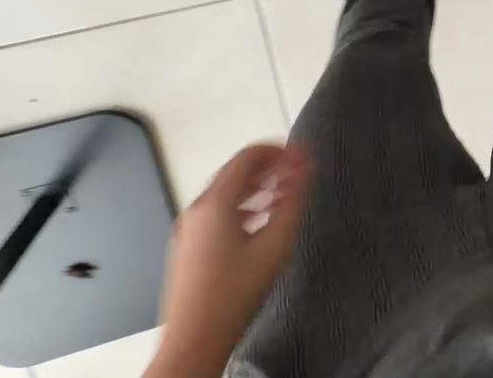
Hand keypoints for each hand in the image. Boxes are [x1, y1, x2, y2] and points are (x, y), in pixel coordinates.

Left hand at [147, 144, 307, 377]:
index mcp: (216, 202)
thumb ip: (293, 198)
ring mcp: (188, 229)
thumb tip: (305, 163)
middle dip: (269, 168)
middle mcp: (197, 209)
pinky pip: (216, 211)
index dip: (278, 150)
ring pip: (225, 192)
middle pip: (235, 171)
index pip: (248, 155)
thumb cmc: (236, 292)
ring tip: (283, 196)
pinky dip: (241, 204)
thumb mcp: (276, 242)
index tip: (302, 157)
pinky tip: (259, 221)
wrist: (193, 342)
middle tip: (296, 175)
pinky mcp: (187, 246)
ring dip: (256, 186)